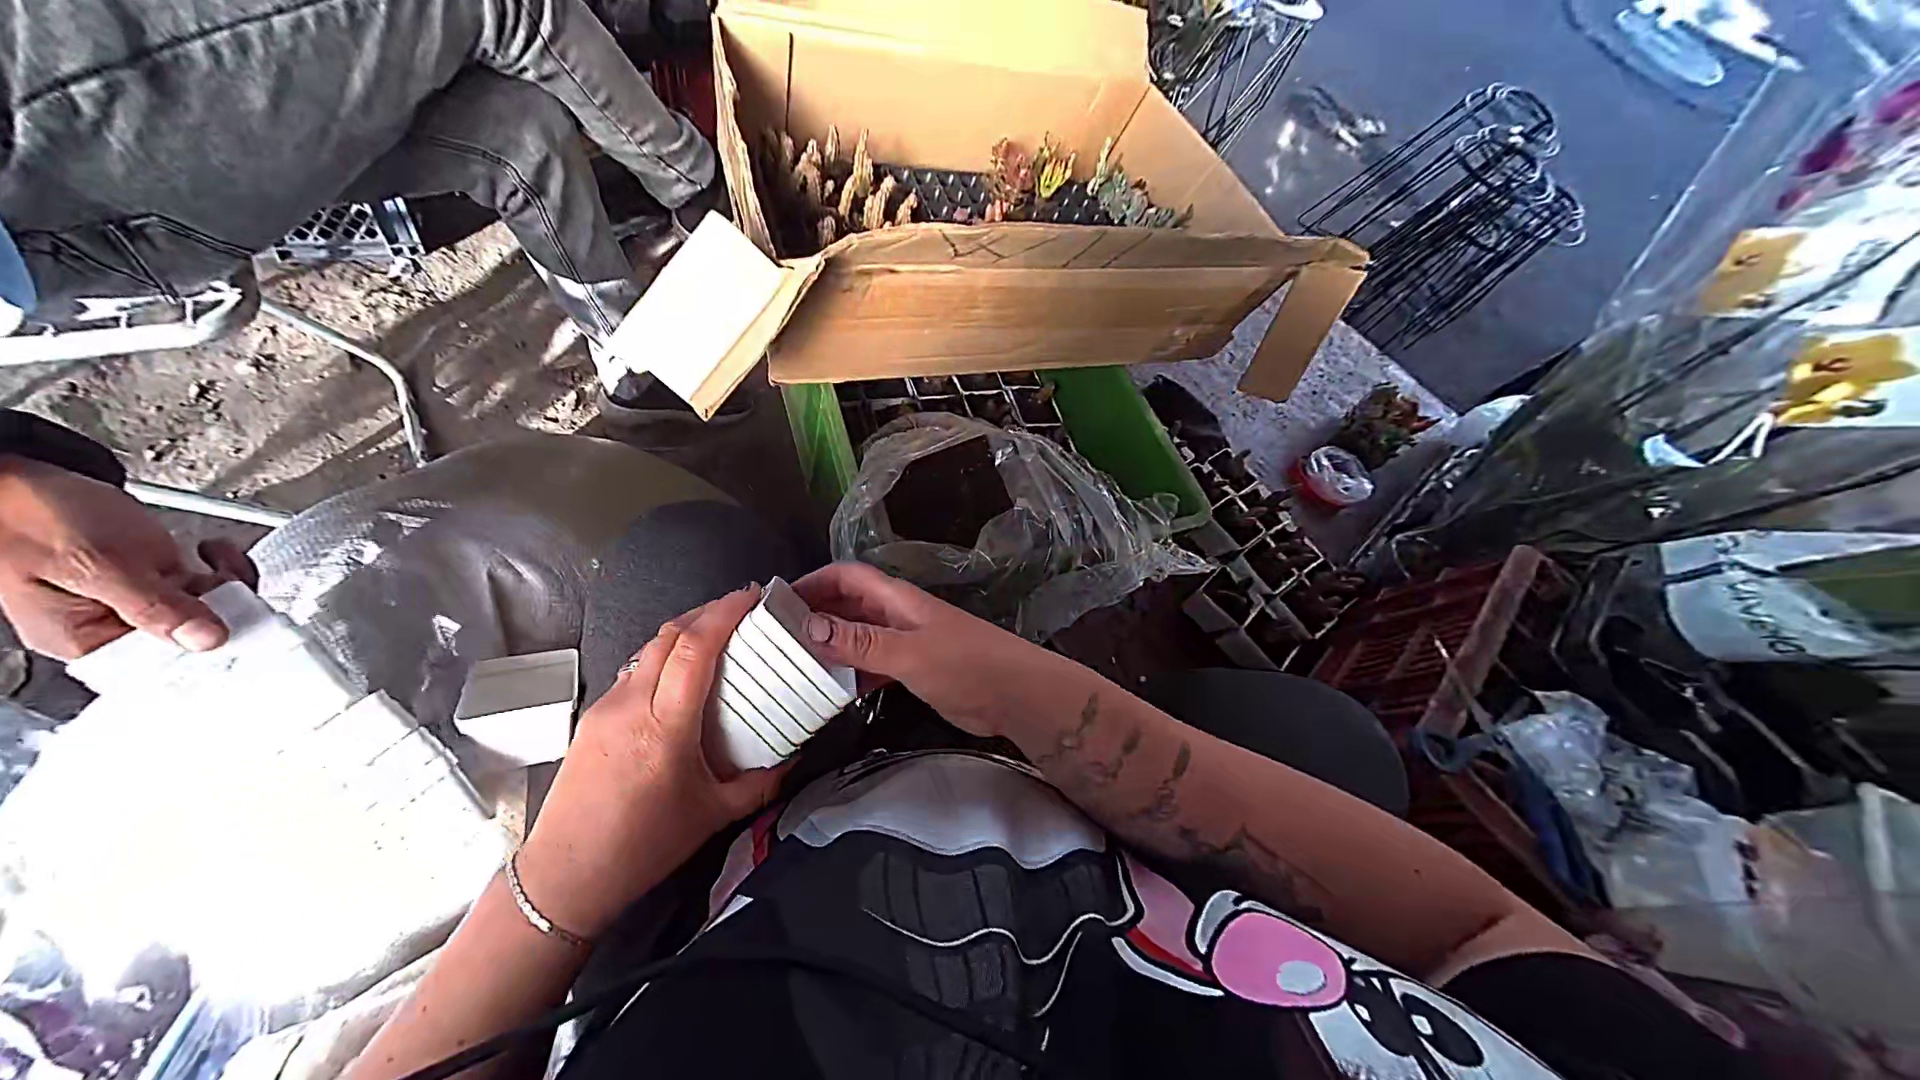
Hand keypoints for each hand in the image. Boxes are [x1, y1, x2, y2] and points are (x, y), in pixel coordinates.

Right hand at [0, 456, 258, 659]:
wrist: (19, 478)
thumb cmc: (30, 519)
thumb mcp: (95, 566)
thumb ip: (153, 606)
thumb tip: (207, 641)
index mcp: (85, 639)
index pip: (164, 664)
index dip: (214, 651)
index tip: (251, 631)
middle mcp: (115, 625)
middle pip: (198, 633)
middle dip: (229, 607)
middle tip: (234, 582)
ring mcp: (141, 600)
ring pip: (212, 606)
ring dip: (231, 581)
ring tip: (218, 556)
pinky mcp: (157, 576)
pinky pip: (206, 582)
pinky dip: (223, 566)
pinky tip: (214, 549)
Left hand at [515, 586, 787, 938]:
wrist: (563, 878)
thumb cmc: (640, 847)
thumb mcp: (713, 815)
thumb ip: (760, 784)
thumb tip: (789, 761)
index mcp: (665, 727)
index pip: (695, 648)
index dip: (724, 613)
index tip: (750, 597)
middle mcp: (631, 707)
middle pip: (669, 634)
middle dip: (708, 611)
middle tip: (740, 609)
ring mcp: (605, 709)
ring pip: (648, 648)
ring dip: (683, 632)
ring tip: (715, 636)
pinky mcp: (591, 718)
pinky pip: (633, 672)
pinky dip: (663, 659)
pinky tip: (680, 677)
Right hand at [793, 562, 1078, 738]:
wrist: (1015, 695)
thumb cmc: (964, 665)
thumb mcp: (907, 652)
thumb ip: (859, 642)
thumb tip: (809, 626)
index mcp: (896, 599)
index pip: (847, 577)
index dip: (814, 582)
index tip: (779, 601)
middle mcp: (897, 615)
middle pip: (848, 605)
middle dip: (815, 615)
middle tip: (778, 638)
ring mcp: (906, 642)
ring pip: (858, 636)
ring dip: (831, 646)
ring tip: (795, 665)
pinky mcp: (913, 669)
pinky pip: (872, 664)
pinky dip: (852, 672)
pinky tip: (833, 689)